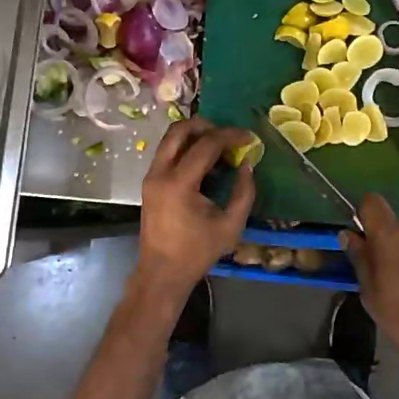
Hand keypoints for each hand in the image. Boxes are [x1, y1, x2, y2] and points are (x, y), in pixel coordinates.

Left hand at [135, 118, 255, 298]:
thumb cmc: (197, 252)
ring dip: (194, 135)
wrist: (162, 272)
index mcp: (179, 183)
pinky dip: (186, 147)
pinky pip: (167, 152)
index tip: (249, 137)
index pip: (206, 144)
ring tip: (218, 147)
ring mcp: (151, 176)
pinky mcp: (150, 182)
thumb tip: (247, 165)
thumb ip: (243, 192)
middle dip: (206, 126)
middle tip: (228, 135)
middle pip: (179, 130)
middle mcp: (160, 173)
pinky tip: (205, 162)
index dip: (230, 136)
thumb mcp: (231, 225)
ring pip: (170, 139)